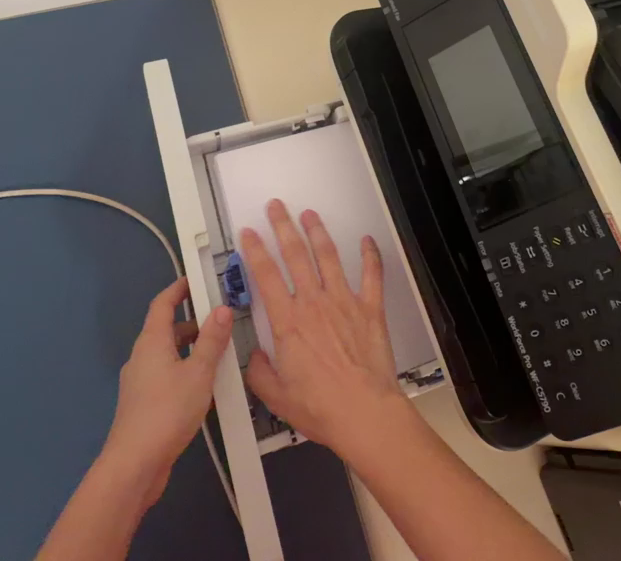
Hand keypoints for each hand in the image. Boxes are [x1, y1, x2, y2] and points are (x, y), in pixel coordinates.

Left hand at [100, 277, 232, 505]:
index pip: (162, 304)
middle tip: (220, 320)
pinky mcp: (142, 404)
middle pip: (166, 329)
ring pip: (167, 354)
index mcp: (151, 342)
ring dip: (190, 348)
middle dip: (192, 322)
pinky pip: (165, 374)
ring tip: (219, 353)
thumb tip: (222, 308)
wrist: (135, 464)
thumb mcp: (199, 373)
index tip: (196, 280)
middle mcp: (141, 357)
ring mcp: (139, 382)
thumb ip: (212, 341)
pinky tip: (203, 385)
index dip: (178, 289)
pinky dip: (184, 369)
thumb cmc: (167, 411)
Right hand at [238, 199, 412, 460]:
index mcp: (288, 323)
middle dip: (283, 227)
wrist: (363, 412)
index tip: (248, 233)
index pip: (266, 276)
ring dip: (318, 232)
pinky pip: (372, 275)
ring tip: (310, 214)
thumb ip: (259, 372)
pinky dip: (371, 256)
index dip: (255, 250)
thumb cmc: (320, 407)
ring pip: (329, 257)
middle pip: (296, 255)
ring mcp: (344, 302)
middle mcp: (314, 304)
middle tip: (277, 207)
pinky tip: (368, 241)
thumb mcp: (275, 396)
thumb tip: (254, 357)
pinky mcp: (370, 309)